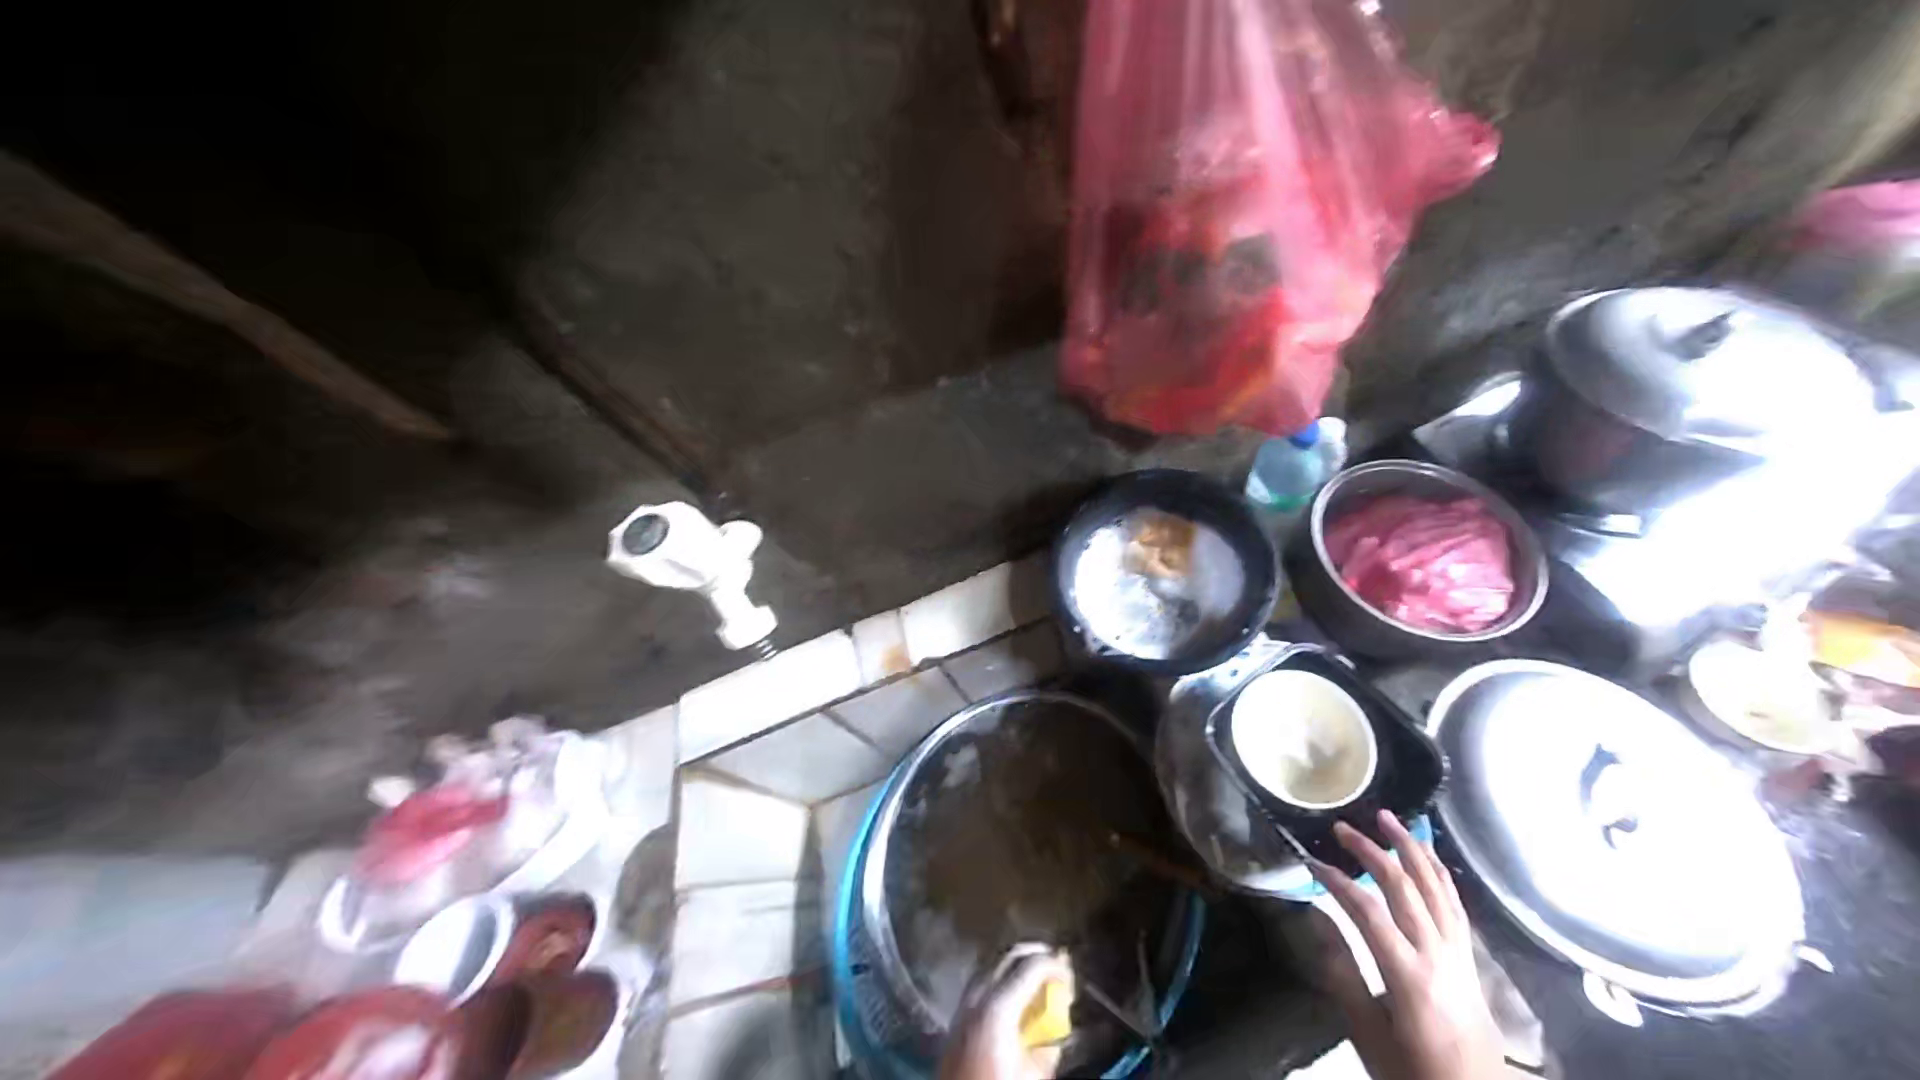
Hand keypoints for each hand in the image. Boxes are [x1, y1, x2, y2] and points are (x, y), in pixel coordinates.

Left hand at [937, 947, 1073, 1079]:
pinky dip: (1001, 974)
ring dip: (1017, 962)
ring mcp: (964, 1001)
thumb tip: (1057, 1022)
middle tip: (1058, 969)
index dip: (1055, 965)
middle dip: (1036, 954)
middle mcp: (978, 995)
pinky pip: (982, 977)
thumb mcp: (1033, 1077)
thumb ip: (1049, 1045)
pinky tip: (1015, 992)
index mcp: (998, 1008)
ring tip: (1039, 977)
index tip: (1070, 979)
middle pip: (1009, 955)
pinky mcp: (957, 1013)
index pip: (1030, 966)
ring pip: (993, 961)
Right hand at [1310, 811, 1505, 1079]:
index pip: (1368, 912)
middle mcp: (1440, 959)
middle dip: (1372, 852)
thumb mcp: (1367, 1034)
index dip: (1338, 881)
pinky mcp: (1471, 961)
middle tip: (1343, 827)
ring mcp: (1460, 957)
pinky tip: (1426, 855)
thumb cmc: (1413, 1072)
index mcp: (1409, 978)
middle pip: (1405, 890)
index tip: (1311, 861)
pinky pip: (1456, 906)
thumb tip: (1317, 919)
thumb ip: (1341, 973)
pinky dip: (1439, 874)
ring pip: (1437, 890)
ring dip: (1411, 850)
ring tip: (1389, 819)